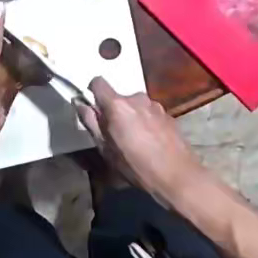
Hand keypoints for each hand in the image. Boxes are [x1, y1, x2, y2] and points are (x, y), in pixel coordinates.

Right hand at [77, 78, 208, 205]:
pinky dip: (145, 122)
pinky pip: (149, 113)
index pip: (98, 82)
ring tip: (134, 141)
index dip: (92, 93)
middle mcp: (137, 98)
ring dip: (130, 117)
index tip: (93, 110)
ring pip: (134, 106)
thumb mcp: (106, 149)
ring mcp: (155, 105)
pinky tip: (150, 143)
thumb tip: (80, 104)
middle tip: (114, 135)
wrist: (177, 175)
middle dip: (113, 112)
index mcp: (117, 105)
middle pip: (118, 98)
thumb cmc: (136, 166)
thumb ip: (91, 123)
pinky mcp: (168, 114)